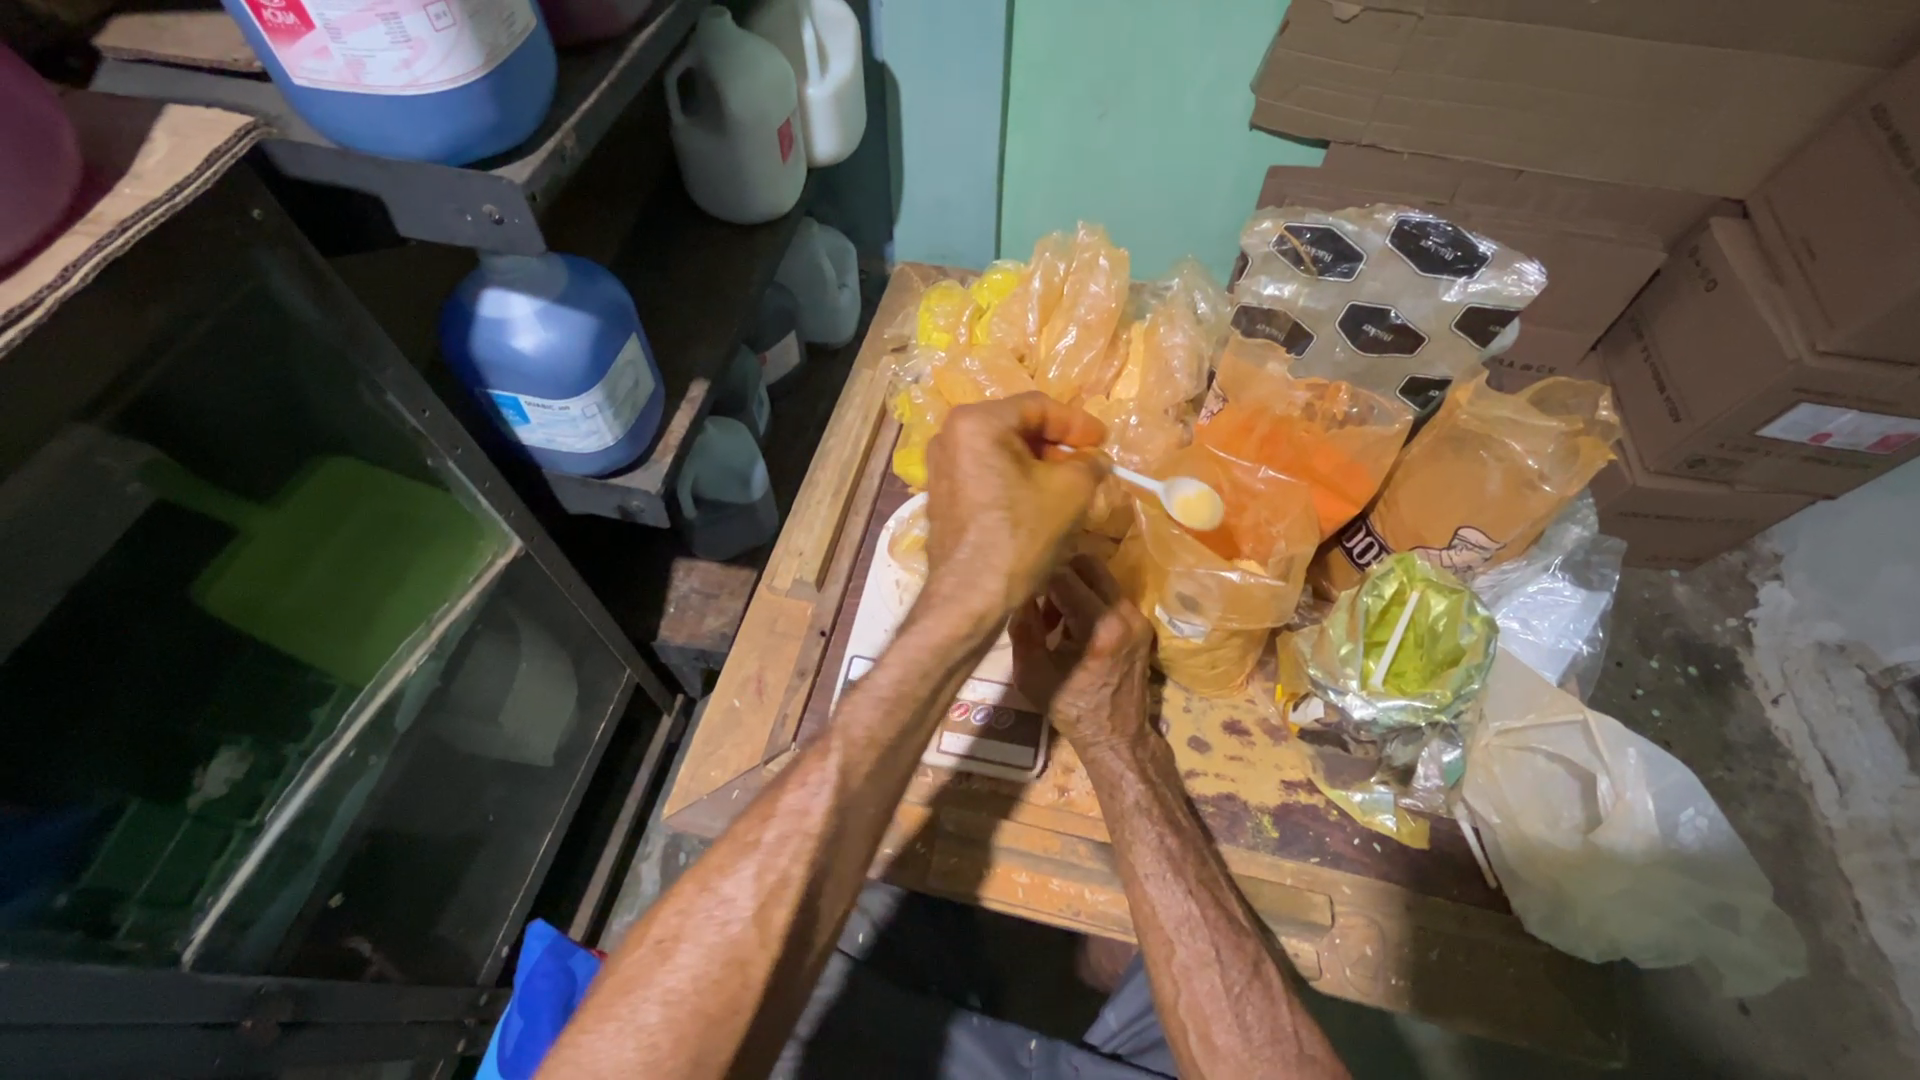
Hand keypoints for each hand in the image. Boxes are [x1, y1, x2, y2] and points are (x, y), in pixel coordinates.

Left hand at [923, 392, 1106, 619]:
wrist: (971, 594)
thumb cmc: (1021, 534)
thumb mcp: (1071, 491)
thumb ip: (1090, 463)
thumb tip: (1095, 459)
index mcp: (977, 422)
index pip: (1038, 407)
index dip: (1077, 423)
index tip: (1104, 442)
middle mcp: (949, 437)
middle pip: (1016, 428)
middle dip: (1056, 446)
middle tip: (1088, 465)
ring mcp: (940, 469)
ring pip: (1001, 454)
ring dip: (1038, 466)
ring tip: (1069, 486)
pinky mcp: (941, 498)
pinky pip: (986, 476)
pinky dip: (1015, 482)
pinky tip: (1039, 503)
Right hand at [1010, 554, 1154, 758]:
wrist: (1116, 734)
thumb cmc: (1070, 708)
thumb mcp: (1032, 672)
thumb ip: (1023, 628)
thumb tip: (1021, 595)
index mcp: (1099, 626)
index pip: (1063, 577)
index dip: (1039, 584)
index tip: (1028, 605)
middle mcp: (1124, 613)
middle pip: (1087, 563)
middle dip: (1060, 577)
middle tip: (1045, 606)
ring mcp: (1137, 616)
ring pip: (1101, 575)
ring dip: (1075, 588)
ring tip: (1059, 620)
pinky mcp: (1141, 623)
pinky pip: (1110, 593)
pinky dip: (1090, 599)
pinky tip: (1076, 628)